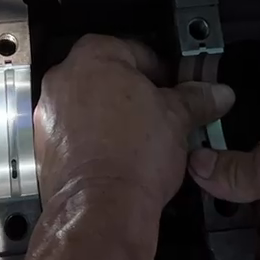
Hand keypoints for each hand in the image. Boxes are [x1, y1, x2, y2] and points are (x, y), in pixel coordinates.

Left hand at [34, 35, 233, 221]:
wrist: (100, 209)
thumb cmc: (132, 157)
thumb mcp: (178, 118)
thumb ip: (197, 98)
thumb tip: (215, 93)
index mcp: (94, 55)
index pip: (136, 50)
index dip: (162, 70)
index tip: (175, 88)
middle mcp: (64, 77)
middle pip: (108, 75)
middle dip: (135, 93)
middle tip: (161, 112)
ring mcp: (49, 112)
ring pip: (89, 104)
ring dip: (112, 116)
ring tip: (140, 138)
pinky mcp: (44, 145)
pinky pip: (74, 132)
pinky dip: (93, 139)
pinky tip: (117, 155)